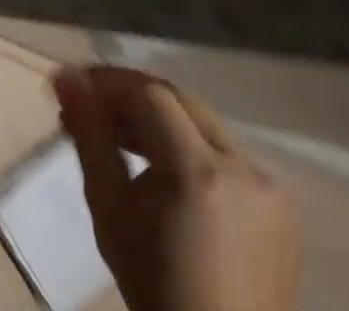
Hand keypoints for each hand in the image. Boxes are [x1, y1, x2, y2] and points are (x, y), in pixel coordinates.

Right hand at [55, 66, 299, 310]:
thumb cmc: (149, 271)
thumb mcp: (106, 201)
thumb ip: (89, 134)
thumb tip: (66, 78)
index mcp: (196, 169)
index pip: (149, 94)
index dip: (105, 81)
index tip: (67, 85)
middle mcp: (244, 168)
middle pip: (181, 101)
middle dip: (130, 93)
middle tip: (86, 104)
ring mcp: (271, 187)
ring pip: (204, 125)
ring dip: (157, 118)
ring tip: (115, 136)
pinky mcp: (281, 204)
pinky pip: (225, 154)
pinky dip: (186, 144)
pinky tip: (159, 167)